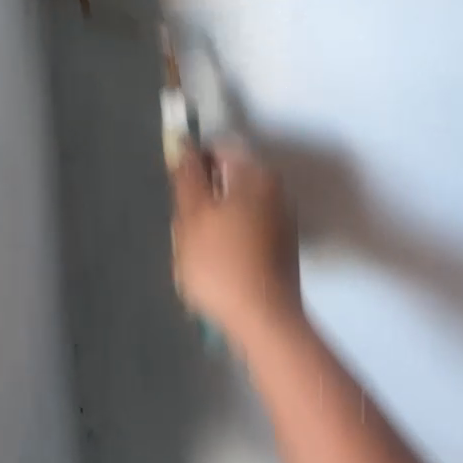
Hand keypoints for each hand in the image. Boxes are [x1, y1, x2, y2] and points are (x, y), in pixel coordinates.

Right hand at [170, 140, 303, 344]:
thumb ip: (186, 175)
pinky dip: (230, 242)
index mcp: (257, 174)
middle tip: (185, 228)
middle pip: (229, 180)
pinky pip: (248, 232)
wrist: (263, 319)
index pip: (219, 148)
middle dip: (203, 199)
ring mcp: (283, 220)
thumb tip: (185, 144)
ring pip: (236, 209)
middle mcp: (276, 190)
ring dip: (214, 224)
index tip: (178, 194)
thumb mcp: (191, 215)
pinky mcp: (283, 249)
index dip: (193, 165)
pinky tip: (218, 268)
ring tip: (198, 254)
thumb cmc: (220, 262)